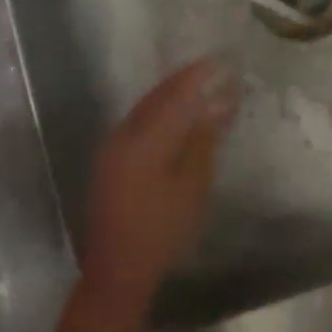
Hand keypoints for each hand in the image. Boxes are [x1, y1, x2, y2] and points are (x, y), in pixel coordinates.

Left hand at [80, 59, 241, 309]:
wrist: (117, 271)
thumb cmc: (162, 230)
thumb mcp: (192, 185)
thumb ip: (203, 139)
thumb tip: (219, 103)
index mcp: (144, 139)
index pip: (175, 95)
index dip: (198, 76)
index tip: (221, 61)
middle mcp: (123, 136)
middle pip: (156, 97)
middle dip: (183, 81)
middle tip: (212, 69)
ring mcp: (112, 150)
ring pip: (144, 109)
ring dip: (170, 95)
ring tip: (198, 88)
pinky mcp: (110, 163)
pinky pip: (137, 124)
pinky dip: (159, 113)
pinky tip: (176, 118)